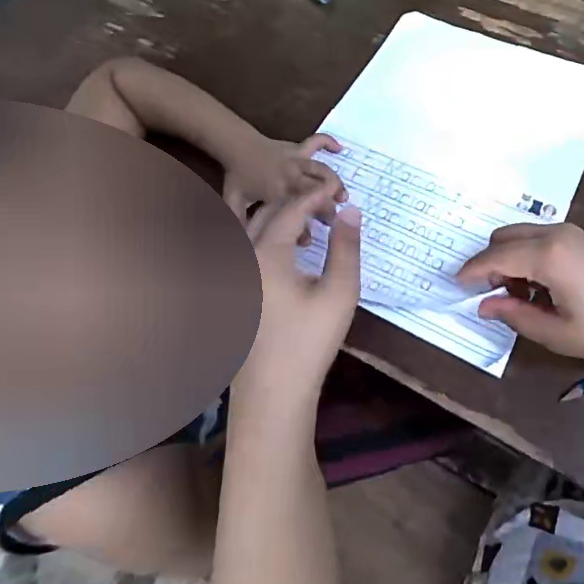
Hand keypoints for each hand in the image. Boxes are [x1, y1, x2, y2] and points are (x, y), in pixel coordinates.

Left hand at [222, 134, 345, 236]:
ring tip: (343, 196)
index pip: (298, 209)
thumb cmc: (237, 176)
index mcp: (277, 191)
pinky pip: (317, 141)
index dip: (304, 226)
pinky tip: (339, 149)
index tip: (308, 240)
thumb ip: (238, 223)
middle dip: (327, 206)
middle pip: (316, 190)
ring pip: (321, 169)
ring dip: (334, 182)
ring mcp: (297, 160)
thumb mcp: (234, 203)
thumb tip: (240, 244)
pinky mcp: (300, 148)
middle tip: (331, 220)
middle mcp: (291, 175)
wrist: (237, 146)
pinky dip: (328, 143)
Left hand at [233, 179, 361, 410]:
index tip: (338, 189)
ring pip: (251, 229)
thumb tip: (351, 210)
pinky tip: (291, 253)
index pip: (292, 209)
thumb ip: (347, 246)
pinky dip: (267, 237)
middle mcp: (242, 257)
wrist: (272, 393)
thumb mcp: (340, 292)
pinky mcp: (232, 292)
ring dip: (279, 219)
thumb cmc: (310, 341)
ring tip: (311, 225)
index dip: (316, 196)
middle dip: (297, 202)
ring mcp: (232, 276)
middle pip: (266, 213)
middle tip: (328, 205)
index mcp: (266, 254)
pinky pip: (246, 248)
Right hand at [454, 224, 583, 365]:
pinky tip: (541, 289)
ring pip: (523, 235)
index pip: (494, 256)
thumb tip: (485, 305)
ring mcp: (573, 232)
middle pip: (504, 236)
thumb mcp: (558, 333)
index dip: (471, 272)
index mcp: (547, 254)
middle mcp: (556, 233)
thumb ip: (515, 316)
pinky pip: (542, 239)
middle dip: (489, 263)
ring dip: (509, 259)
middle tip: (489, 298)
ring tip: (518, 299)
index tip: (453, 286)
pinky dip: (529, 256)